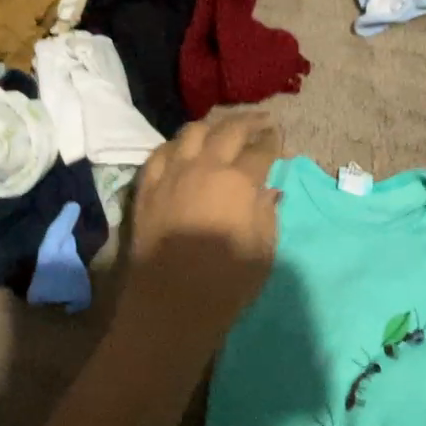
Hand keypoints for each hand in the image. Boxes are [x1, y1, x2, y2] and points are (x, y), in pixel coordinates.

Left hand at [121, 112, 282, 340]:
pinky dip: (176, 146)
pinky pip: (160, 153)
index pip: (261, 150)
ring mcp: (172, 173)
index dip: (273, 141)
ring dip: (211, 127)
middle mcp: (204, 166)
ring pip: (191, 132)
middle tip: (260, 121)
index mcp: (238, 181)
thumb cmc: (226, 284)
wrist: (170, 305)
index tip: (278, 137)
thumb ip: (267, 213)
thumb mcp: (263, 251)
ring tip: (220, 130)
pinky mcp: (147, 187)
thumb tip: (267, 190)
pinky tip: (182, 150)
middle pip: (228, 130)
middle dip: (248, 121)